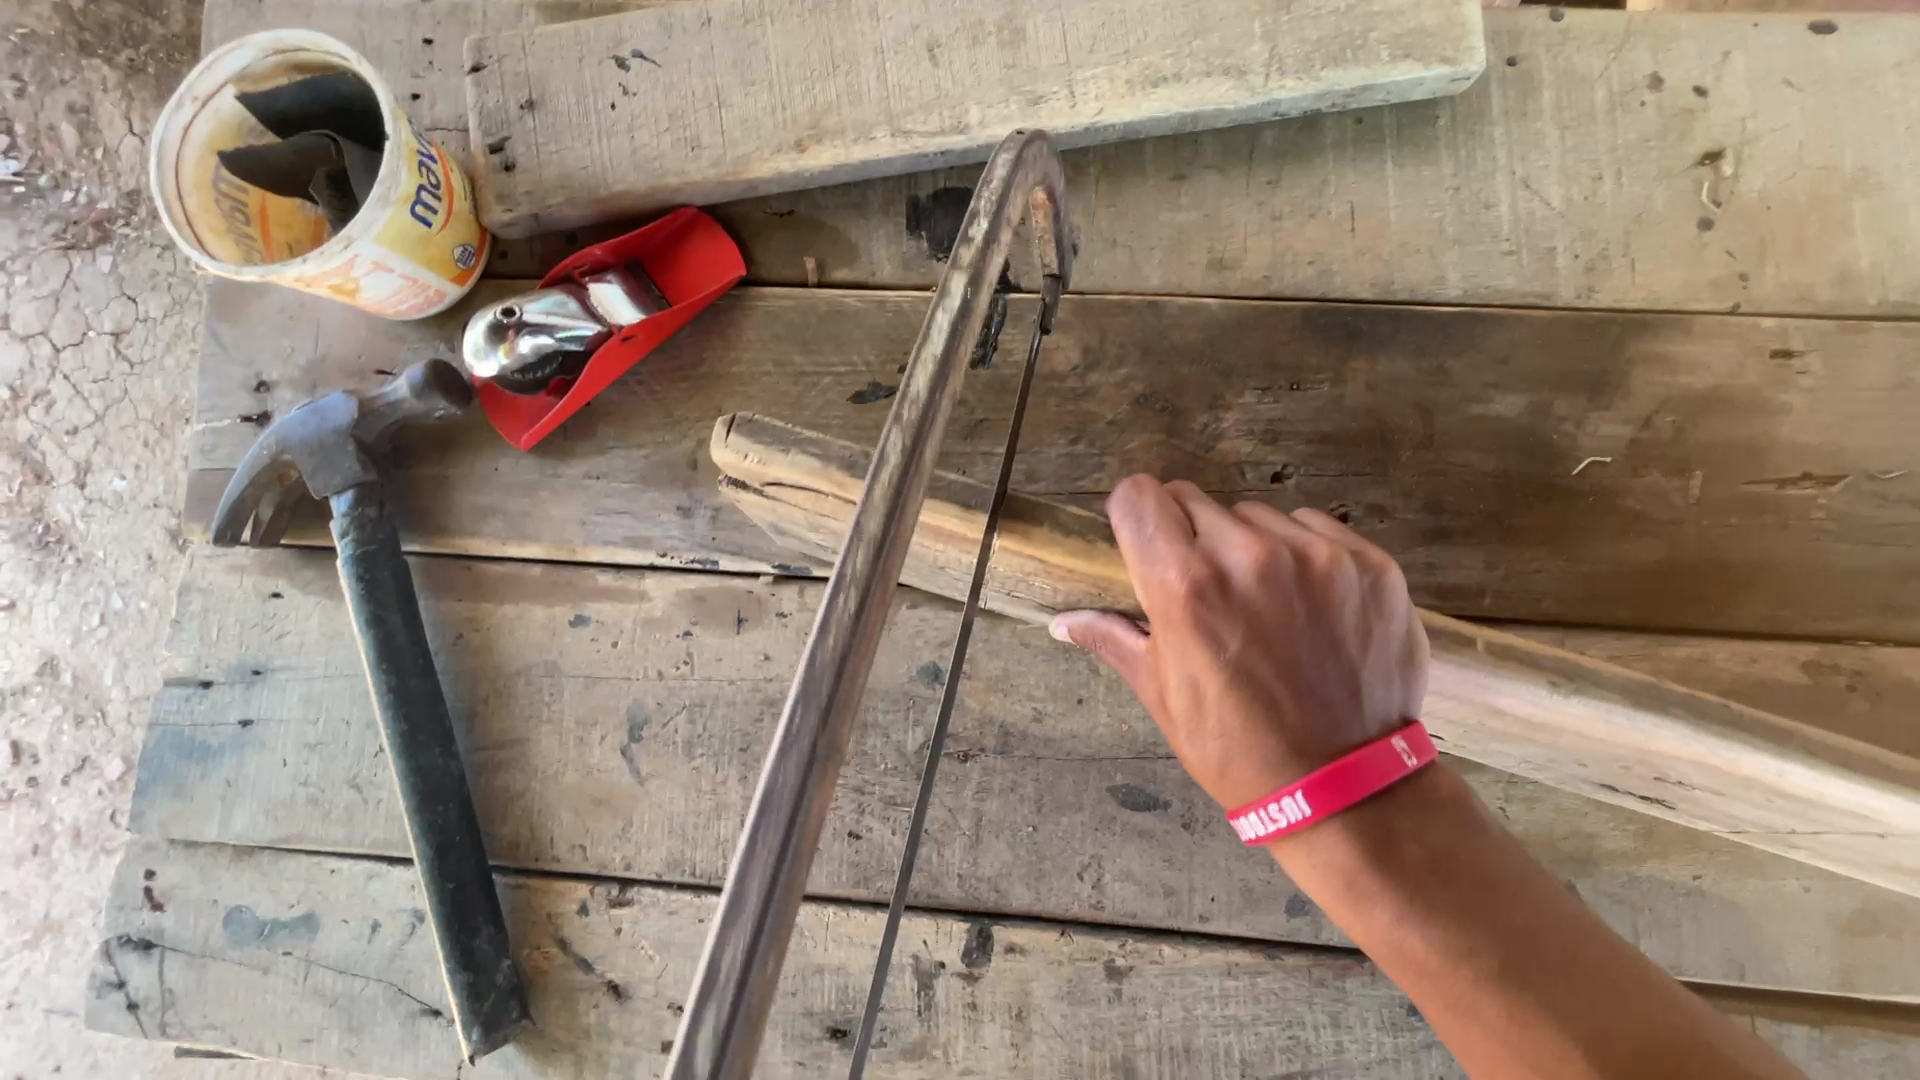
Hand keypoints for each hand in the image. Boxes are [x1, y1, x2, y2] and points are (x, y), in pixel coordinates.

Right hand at [1050, 476, 1429, 809]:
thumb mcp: (1162, 695)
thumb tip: (1061, 622)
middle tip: (1205, 588)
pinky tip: (1307, 604)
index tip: (1145, 541)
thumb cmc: (1235, 747)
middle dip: (1186, 534)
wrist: (1347, 787)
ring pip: (1253, 514)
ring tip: (1262, 603)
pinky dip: (1300, 553)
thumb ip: (1112, 640)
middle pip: (1192, 500)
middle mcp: (1247, 556)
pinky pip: (1312, 528)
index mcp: (1184, 586)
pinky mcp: (1368, 562)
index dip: (1135, 516)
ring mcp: (1315, 555)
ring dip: (1245, 545)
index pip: (1138, 495)